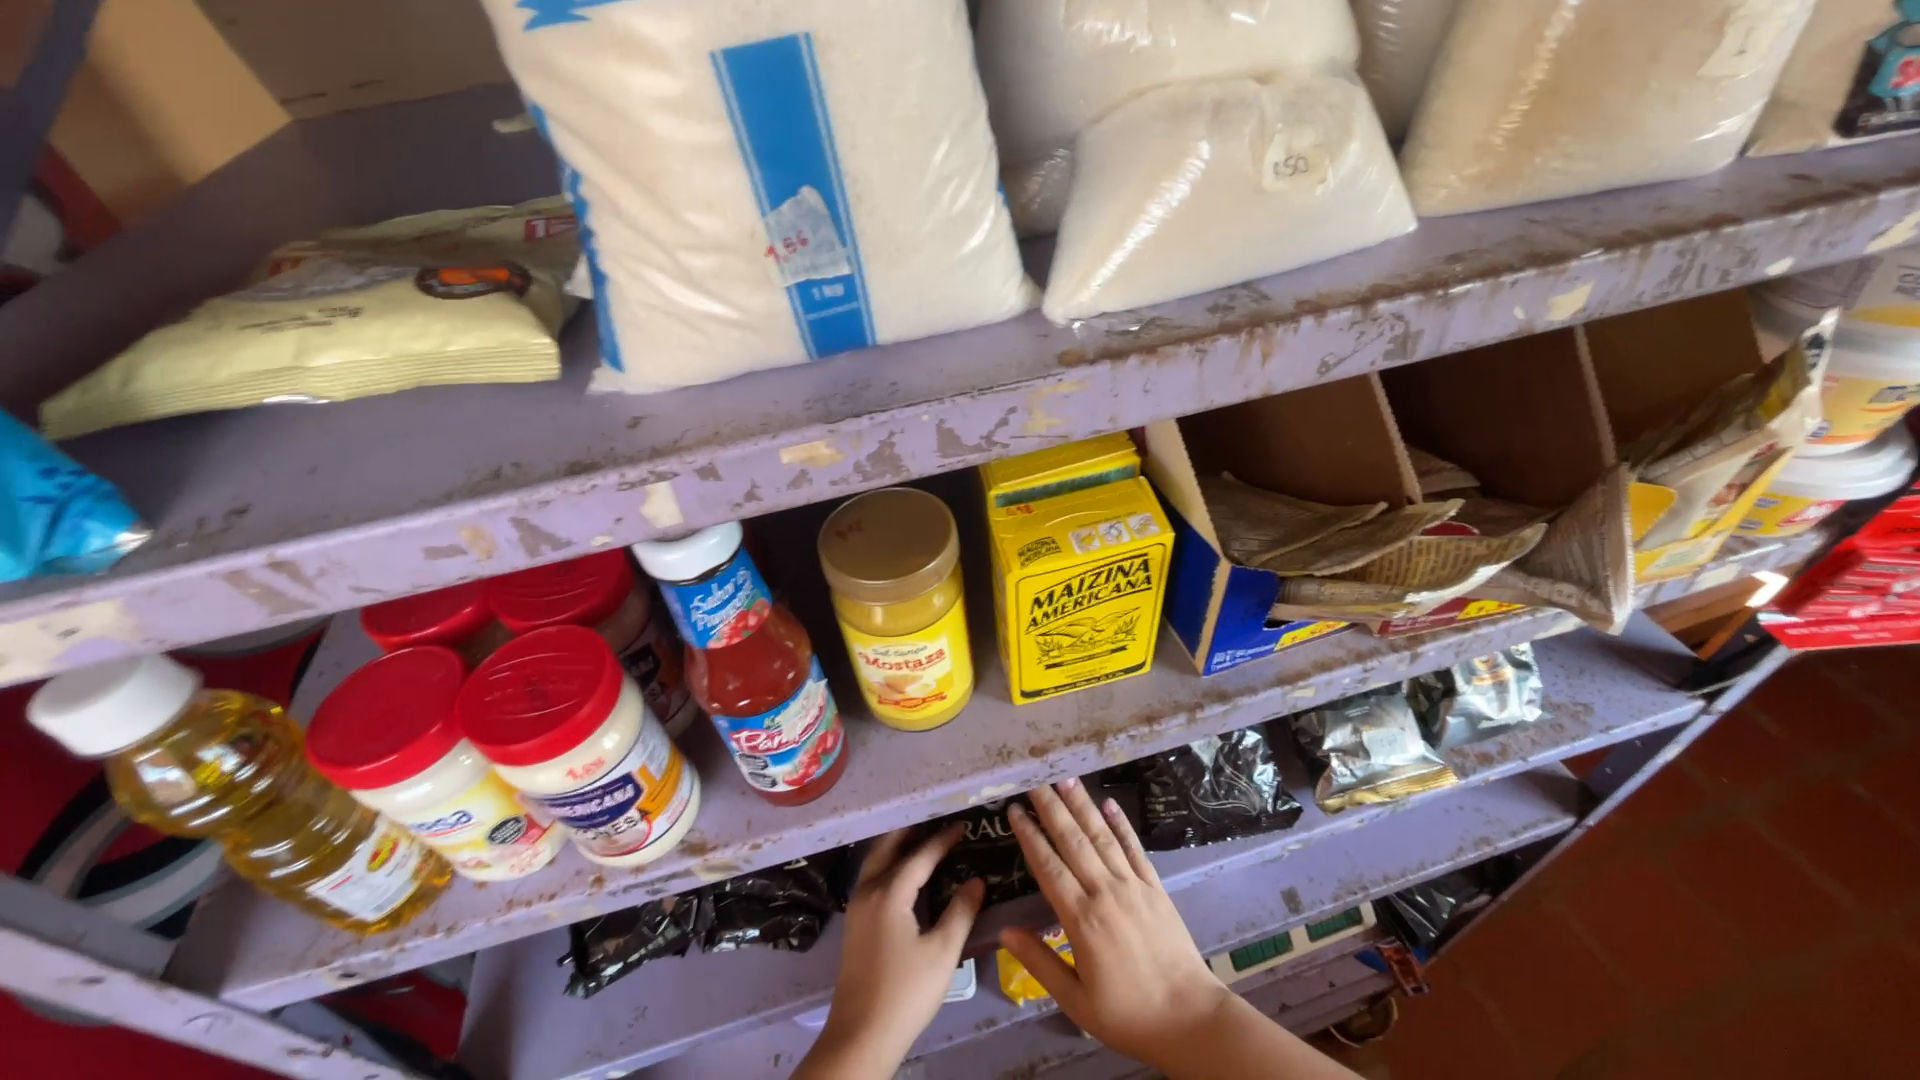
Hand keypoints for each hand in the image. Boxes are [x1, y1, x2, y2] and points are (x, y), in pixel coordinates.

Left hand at [794, 826, 983, 1079]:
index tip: (963, 825)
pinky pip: (872, 878)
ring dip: (896, 846)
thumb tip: (977, 880)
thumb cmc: (906, 992)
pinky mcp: (854, 924)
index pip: (919, 856)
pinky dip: (888, 864)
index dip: (942, 840)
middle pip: (887, 848)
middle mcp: (867, 892)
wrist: (862, 1034)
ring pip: (875, 862)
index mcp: (889, 893)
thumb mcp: (943, 952)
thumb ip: (961, 911)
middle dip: (910, 831)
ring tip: (920, 836)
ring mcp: (856, 907)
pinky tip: (904, 873)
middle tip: (934, 817)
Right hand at [1000, 779, 1234, 1071]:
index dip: (1030, 837)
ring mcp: (1134, 887)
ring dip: (1083, 806)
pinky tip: (1110, 803)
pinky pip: (1135, 849)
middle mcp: (1106, 893)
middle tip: (1034, 780)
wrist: (1189, 1018)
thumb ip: (1039, 962)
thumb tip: (1004, 931)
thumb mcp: (1075, 999)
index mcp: (1081, 919)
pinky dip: (1122, 824)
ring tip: (1066, 779)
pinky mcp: (1156, 889)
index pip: (1048, 867)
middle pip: (1073, 841)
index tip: (1014, 811)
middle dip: (1051, 808)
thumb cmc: (1127, 1014)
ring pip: (1102, 837)